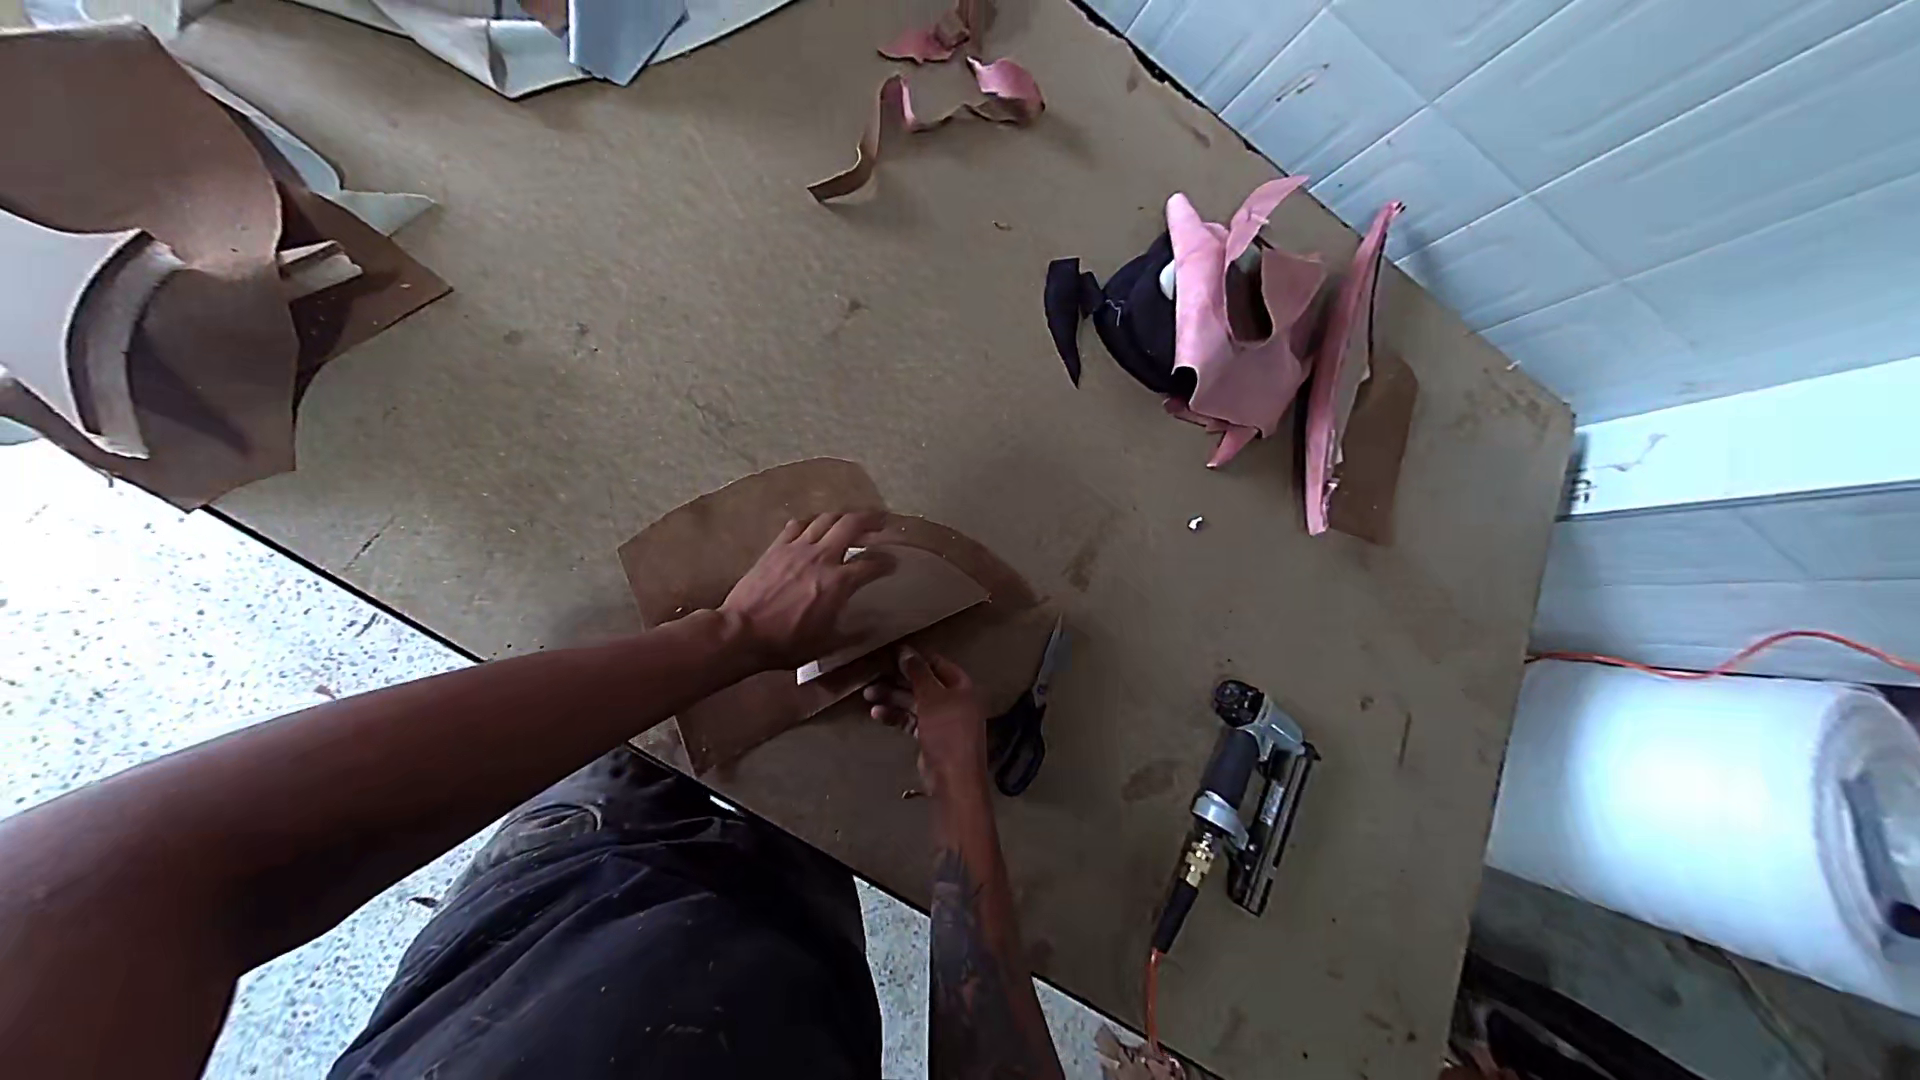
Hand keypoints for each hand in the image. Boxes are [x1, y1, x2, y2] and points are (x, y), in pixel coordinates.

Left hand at [720, 511, 893, 669]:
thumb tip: (873, 628)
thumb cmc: (786, 643)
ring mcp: (797, 549)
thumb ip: (853, 633)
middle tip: (879, 520)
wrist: (741, 633)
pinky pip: (797, 525)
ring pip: (826, 519)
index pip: (872, 564)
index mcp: (838, 583)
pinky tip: (814, 527)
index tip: (892, 563)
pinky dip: (811, 522)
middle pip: (852, 524)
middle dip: (870, 519)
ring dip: (842, 516)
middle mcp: (822, 558)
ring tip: (850, 520)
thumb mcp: (827, 645)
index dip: (887, 562)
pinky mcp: (776, 548)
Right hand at [864, 647, 989, 798]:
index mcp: (961, 686)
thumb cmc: (947, 730)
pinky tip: (877, 714)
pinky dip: (895, 716)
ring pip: (914, 702)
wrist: (953, 778)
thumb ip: (918, 673)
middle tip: (874, 674)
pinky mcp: (930, 736)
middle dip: (898, 680)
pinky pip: (911, 720)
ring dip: (892, 698)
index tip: (892, 654)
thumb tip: (905, 650)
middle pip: (923, 684)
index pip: (937, 664)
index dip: (916, 659)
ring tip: (868, 694)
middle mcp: (953, 700)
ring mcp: (941, 720)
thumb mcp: (932, 697)